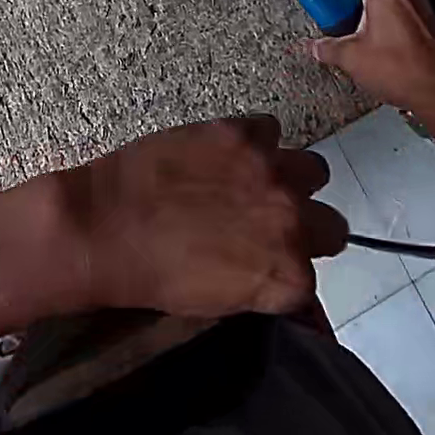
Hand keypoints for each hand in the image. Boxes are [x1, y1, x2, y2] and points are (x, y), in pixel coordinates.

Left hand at [57, 116, 347, 317]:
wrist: (102, 228)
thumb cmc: (152, 276)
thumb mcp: (218, 304)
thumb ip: (270, 297)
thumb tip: (303, 306)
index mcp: (286, 273)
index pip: (315, 277)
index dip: (291, 270)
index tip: (273, 264)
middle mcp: (290, 219)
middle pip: (332, 225)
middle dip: (305, 227)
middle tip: (268, 225)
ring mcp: (269, 170)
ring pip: (312, 170)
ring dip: (290, 179)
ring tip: (253, 183)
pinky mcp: (241, 133)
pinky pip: (271, 128)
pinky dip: (256, 140)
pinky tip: (229, 153)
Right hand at [311, 0, 434, 115]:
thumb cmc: (401, 69)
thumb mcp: (352, 58)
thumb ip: (329, 49)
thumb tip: (317, 47)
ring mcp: (423, 11)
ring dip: (380, 4)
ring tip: (363, 18)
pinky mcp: (432, 28)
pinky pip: (409, 14)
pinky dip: (395, 19)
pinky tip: (386, 38)